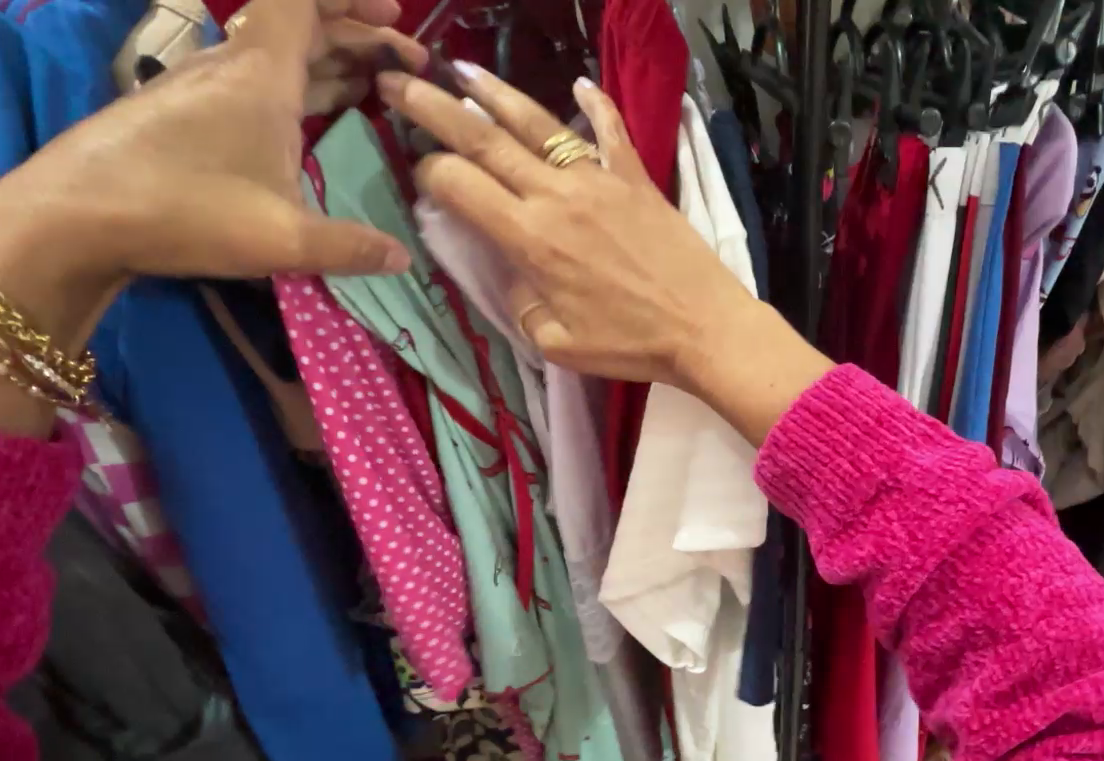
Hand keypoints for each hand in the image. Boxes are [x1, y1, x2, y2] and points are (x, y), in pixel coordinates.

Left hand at [0, 0, 424, 311]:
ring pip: (281, 55)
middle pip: (300, 27)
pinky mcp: (191, 111)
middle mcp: (234, 69)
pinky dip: (304, 83)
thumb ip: (353, 248)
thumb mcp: (286, 240)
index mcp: (261, 79)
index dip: (349, 1)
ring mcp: (208, 88)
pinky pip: (261, 79)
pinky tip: (322, 111)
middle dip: (359, 36)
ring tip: (378, 82)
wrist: (75, 216)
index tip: (395, 17)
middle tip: (410, 62)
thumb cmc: (185, 212)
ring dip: (332, 60)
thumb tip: (404, 258)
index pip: (301, 3)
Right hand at [375, 64, 785, 388]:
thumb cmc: (632, 345)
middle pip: (483, 140)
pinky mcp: (637, 180)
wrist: (705, 328)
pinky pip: (611, 132)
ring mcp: (599, 180)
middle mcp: (557, 196)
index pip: (459, 185)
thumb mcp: (559, 343)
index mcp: (531, 239)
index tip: (421, 174)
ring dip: (494, 93)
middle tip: (398, 83)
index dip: (429, 173)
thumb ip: (520, 303)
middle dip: (432, 108)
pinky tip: (581, 83)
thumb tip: (507, 271)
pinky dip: (596, 105)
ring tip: (462, 71)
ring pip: (537, 123)